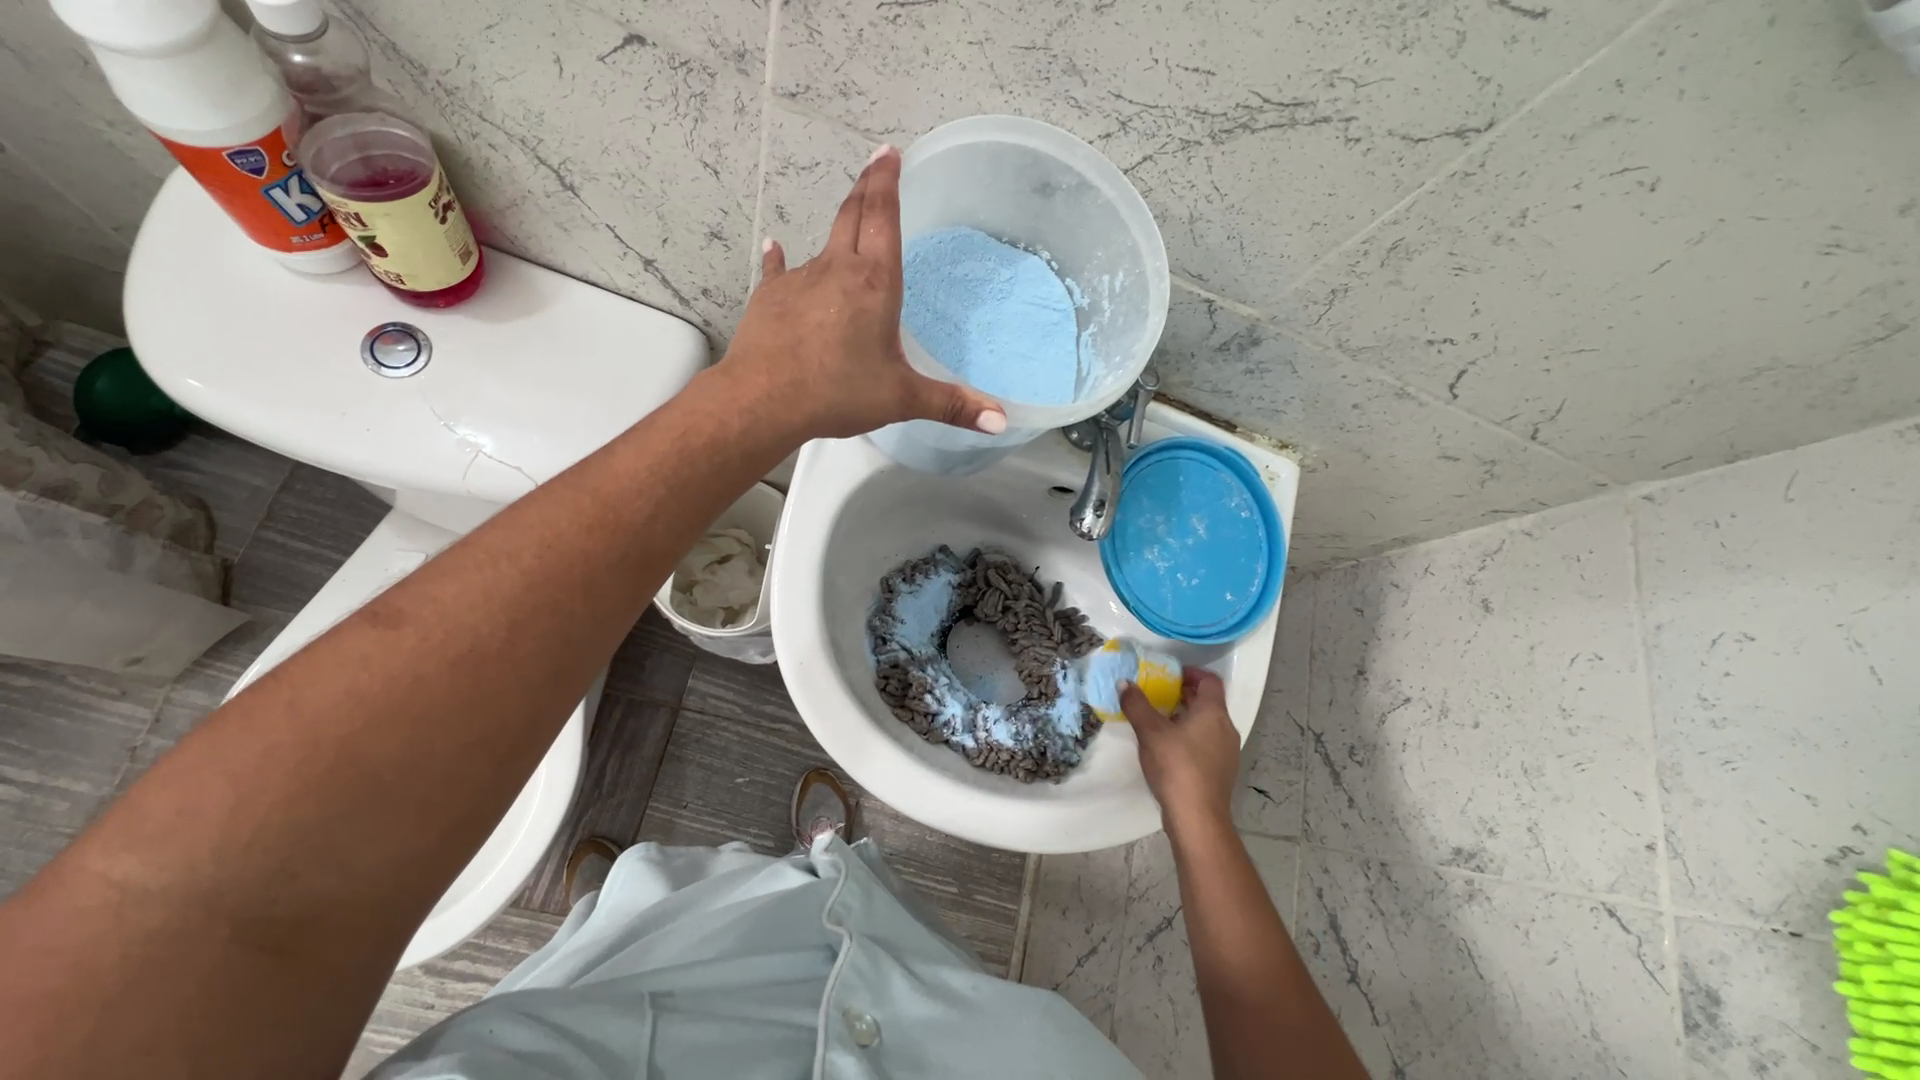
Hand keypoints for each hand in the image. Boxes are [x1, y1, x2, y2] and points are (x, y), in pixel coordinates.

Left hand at [717, 146, 1006, 441]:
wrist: (763, 400)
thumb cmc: (838, 393)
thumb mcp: (902, 399)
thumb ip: (951, 405)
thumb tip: (1000, 421)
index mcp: (875, 284)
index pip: (884, 218)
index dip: (888, 182)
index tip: (889, 153)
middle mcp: (838, 270)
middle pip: (854, 216)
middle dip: (867, 187)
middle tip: (876, 161)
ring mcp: (799, 281)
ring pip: (822, 245)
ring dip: (838, 229)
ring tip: (847, 220)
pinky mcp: (769, 298)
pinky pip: (778, 271)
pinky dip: (779, 259)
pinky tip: (774, 247)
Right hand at [1123, 668, 1240, 834]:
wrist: (1197, 816)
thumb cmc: (1176, 766)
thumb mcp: (1149, 732)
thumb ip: (1136, 704)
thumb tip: (1124, 683)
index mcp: (1213, 712)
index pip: (1210, 680)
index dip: (1192, 673)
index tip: (1171, 675)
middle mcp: (1226, 727)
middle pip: (1209, 702)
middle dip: (1186, 695)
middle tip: (1160, 696)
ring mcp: (1228, 751)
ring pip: (1209, 724)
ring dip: (1188, 717)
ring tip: (1162, 722)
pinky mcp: (1223, 770)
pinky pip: (1208, 743)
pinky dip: (1192, 737)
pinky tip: (1171, 749)